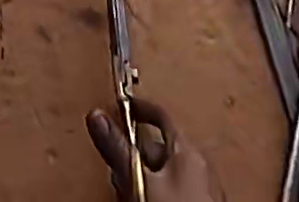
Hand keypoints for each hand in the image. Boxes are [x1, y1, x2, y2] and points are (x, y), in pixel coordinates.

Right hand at [86, 99, 224, 201]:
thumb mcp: (137, 180)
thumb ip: (116, 147)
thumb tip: (96, 116)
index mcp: (190, 153)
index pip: (160, 114)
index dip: (136, 107)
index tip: (116, 106)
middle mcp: (201, 169)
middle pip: (158, 145)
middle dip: (132, 149)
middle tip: (113, 155)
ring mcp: (203, 193)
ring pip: (163, 170)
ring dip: (140, 173)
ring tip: (123, 185)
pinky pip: (171, 189)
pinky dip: (153, 189)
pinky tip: (139, 198)